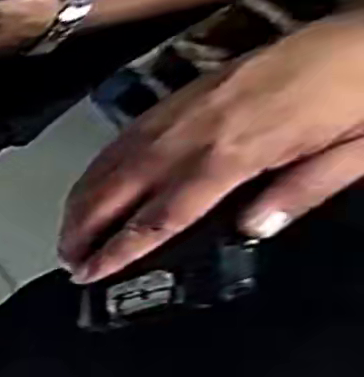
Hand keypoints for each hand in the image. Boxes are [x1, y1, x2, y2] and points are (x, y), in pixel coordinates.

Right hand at [60, 12, 363, 282]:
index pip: (156, 220)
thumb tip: (256, 228)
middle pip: (109, 199)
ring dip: (78, 208)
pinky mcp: (173, 102)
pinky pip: (114, 146)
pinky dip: (91, 175)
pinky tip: (88, 191)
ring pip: (101, 173)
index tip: (90, 273)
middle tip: (69, 262)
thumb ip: (308, 189)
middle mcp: (187, 137)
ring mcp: (173, 117)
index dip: (116, 252)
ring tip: (70, 233)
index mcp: (233, 154)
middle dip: (80, 234)